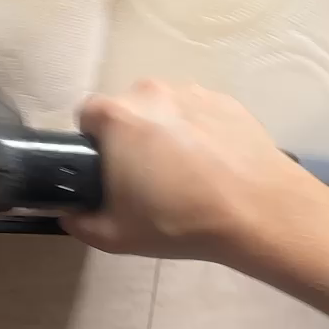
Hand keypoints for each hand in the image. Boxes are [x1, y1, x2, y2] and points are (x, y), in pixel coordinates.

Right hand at [63, 80, 326, 260]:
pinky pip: (196, 111)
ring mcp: (191, 91)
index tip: (107, 171)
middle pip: (125, 109)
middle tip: (144, 176)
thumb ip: (79, 223)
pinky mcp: (226, 99)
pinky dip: (196, 130)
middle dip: (128, 136)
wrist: (258, 211)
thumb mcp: (114, 236)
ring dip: (162, 131)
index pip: (86, 116)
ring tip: (182, 171)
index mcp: (116, 116)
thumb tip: (70, 213)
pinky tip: (209, 163)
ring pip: (162, 108)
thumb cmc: (178, 220)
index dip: (91, 144)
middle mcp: (150, 92)